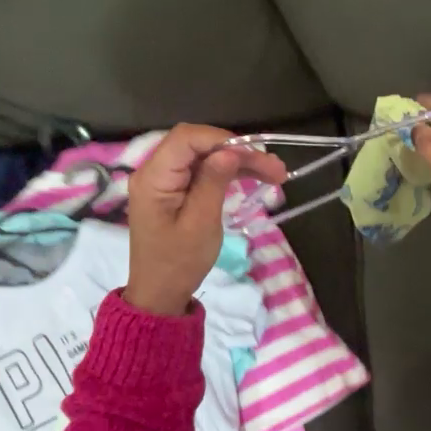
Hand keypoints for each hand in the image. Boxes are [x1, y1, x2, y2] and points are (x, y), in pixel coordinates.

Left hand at [125, 124, 286, 315]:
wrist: (161, 291)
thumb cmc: (180, 262)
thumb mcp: (201, 223)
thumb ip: (213, 183)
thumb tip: (230, 152)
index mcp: (154, 178)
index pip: (186, 138)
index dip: (223, 139)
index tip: (256, 154)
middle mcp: (155, 172)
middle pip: (198, 144)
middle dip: (238, 150)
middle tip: (276, 168)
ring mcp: (165, 181)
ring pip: (204, 157)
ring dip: (239, 161)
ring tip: (275, 174)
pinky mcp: (175, 191)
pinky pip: (202, 171)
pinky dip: (228, 172)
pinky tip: (254, 178)